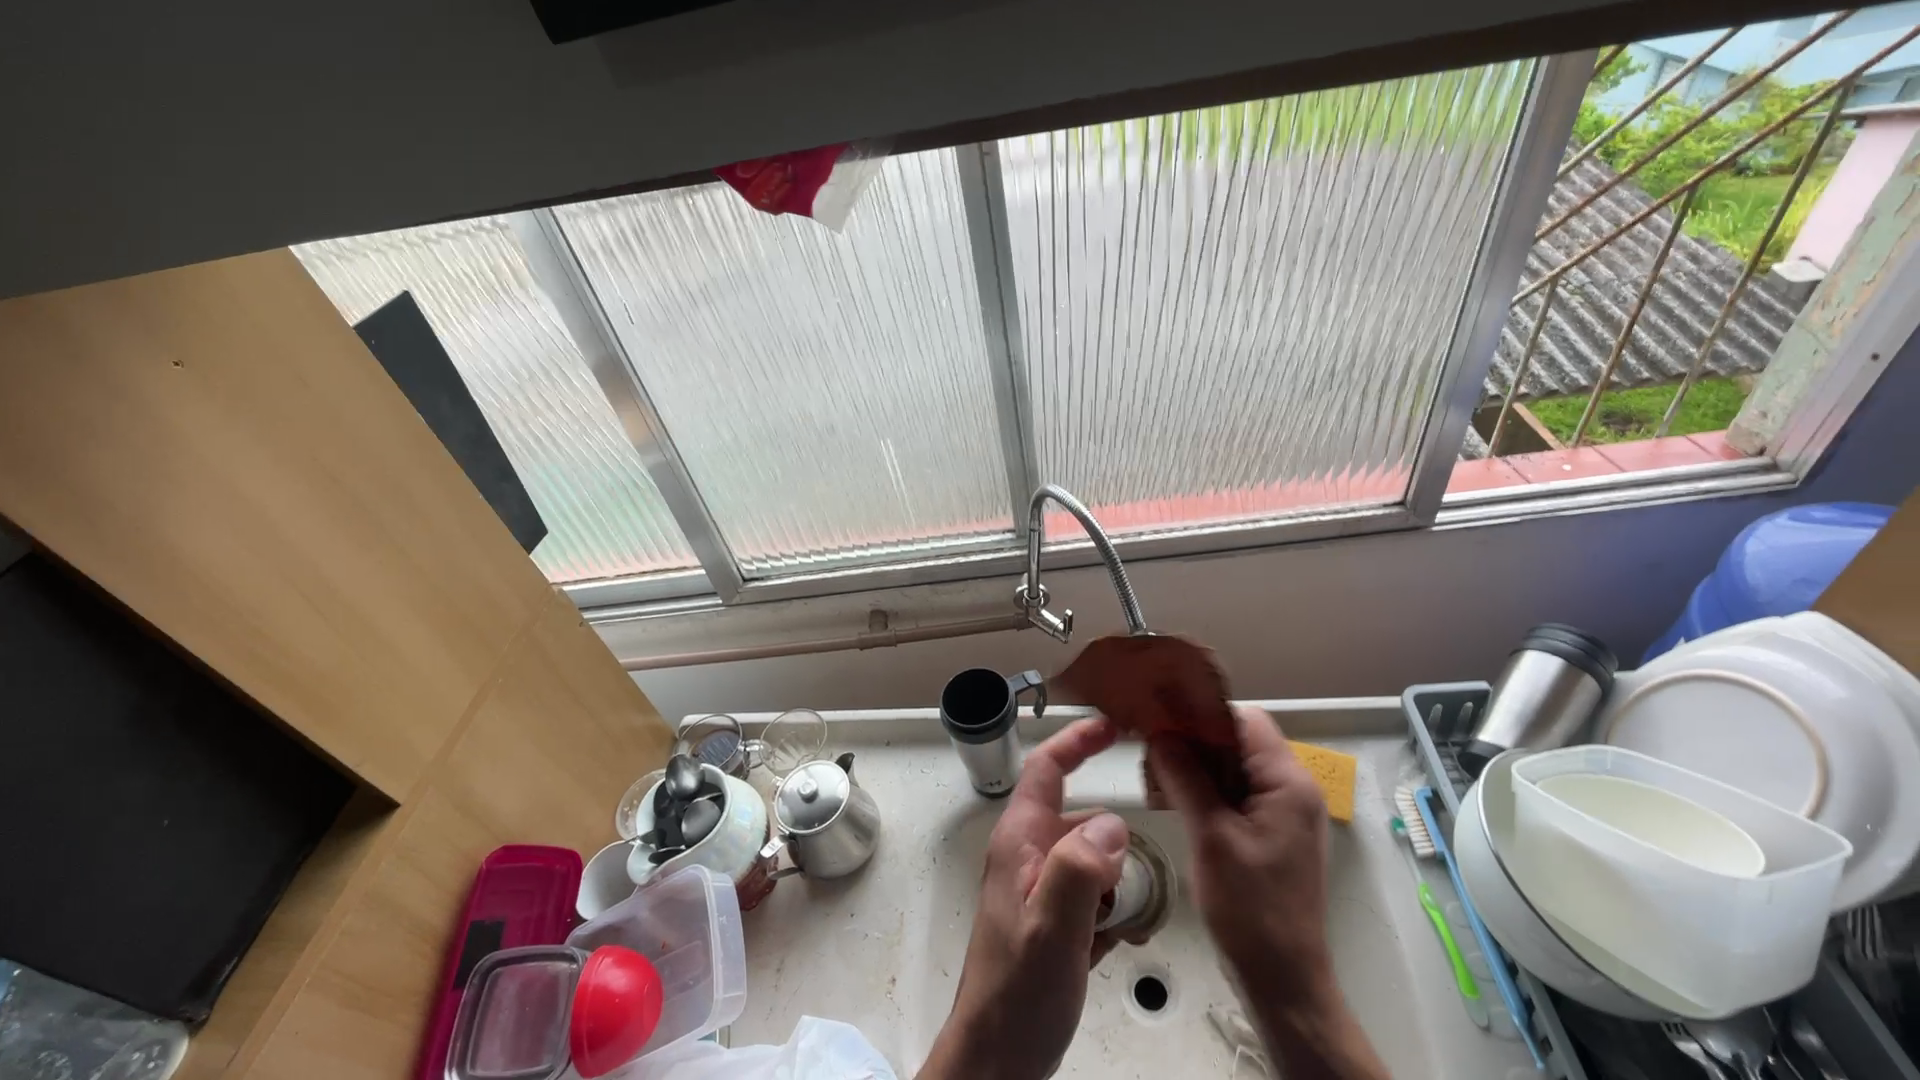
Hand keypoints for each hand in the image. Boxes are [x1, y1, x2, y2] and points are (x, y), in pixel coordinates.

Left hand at [919, 717, 1132, 1079]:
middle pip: (1080, 818)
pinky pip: (1093, 895)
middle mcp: (1027, 857)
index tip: (1112, 726)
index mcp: (1019, 843)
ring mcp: (1039, 890)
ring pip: (1092, 860)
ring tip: (1122, 923)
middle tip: (1132, 880)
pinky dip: (1110, 910)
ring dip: (1115, 882)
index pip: (1046, 771)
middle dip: (1112, 839)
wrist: (997, 1058)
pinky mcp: (1052, 921)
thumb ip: (1079, 867)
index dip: (1077, 742)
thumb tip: (1113, 823)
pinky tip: (1116, 940)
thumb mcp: (1053, 927)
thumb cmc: (1017, 994)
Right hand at [1148, 706, 1333, 1002]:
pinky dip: (1205, 792)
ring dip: (1195, 768)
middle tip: (1149, 756)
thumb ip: (1186, 779)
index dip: (1201, 715)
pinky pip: (1235, 795)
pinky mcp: (1270, 833)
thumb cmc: (1250, 909)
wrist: (1282, 979)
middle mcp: (1292, 788)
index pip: (1244, 720)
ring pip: (1233, 768)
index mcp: (1288, 781)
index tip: (1159, 723)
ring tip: (1156, 781)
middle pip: (1238, 741)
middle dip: (1192, 742)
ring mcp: (1283, 812)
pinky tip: (1173, 802)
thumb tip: (1160, 735)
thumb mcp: (1211, 837)